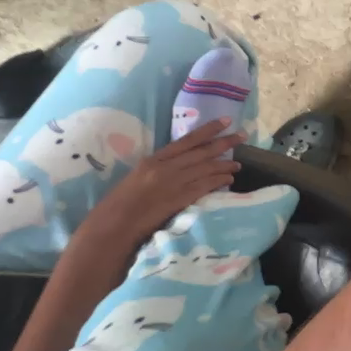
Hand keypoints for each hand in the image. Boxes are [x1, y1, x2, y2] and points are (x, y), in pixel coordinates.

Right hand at [76, 119, 243, 250]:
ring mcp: (174, 183)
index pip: (187, 140)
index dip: (209, 129)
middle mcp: (165, 168)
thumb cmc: (114, 207)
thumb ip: (157, 169)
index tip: (227, 120)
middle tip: (243, 136)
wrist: (107, 230)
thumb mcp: (134, 179)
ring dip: (226, 165)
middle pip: (203, 151)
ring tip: (237, 164)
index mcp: (152, 161)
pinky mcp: (180, 199)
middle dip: (226, 142)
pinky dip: (220, 181)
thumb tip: (180, 162)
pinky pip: (206, 185)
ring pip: (208, 167)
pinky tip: (228, 180)